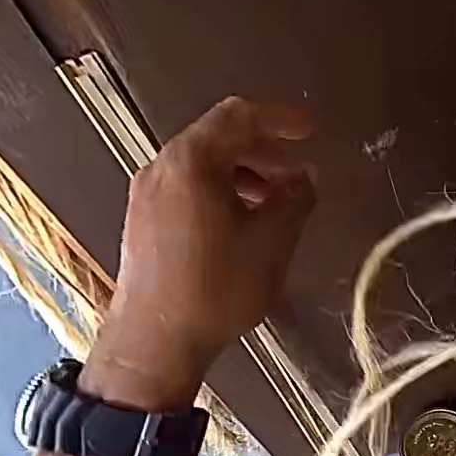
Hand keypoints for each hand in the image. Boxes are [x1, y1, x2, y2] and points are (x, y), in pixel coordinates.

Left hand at [84, 97, 317, 409]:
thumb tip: (306, 176)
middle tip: (299, 170)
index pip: (238, 118)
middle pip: (218, 138)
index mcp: (193, 163)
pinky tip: (245, 221)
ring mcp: (149, 193)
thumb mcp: (272, 242)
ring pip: (203, 164)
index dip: (279, 119)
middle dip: (264, 149)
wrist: (157, 337)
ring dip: (246, 173)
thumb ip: (295, 200)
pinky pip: (190, 186)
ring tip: (277, 201)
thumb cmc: (220, 286)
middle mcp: (163, 167)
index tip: (310, 130)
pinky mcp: (145, 218)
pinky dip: (224, 190)